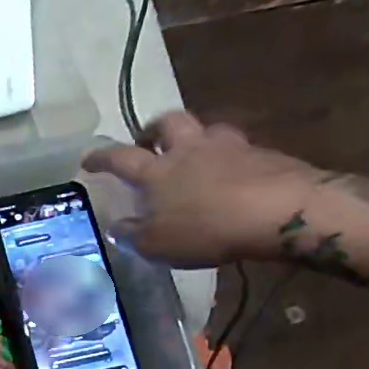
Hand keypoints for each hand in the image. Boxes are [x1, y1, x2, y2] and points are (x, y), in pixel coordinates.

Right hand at [83, 112, 326, 266]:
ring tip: (194, 156)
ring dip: (196, 138)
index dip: (101, 156)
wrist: (281, 212)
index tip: (88, 157)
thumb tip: (118, 225)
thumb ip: (134, 235)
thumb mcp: (158, 245)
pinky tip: (231, 177)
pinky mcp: (263, 154)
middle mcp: (190, 150)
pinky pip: (238, 149)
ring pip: (206, 130)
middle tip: (147, 143)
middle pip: (168, 123)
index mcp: (157, 171)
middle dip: (153, 129)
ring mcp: (229, 147)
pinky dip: (228, 159)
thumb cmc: (207, 229)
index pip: (120, 158)